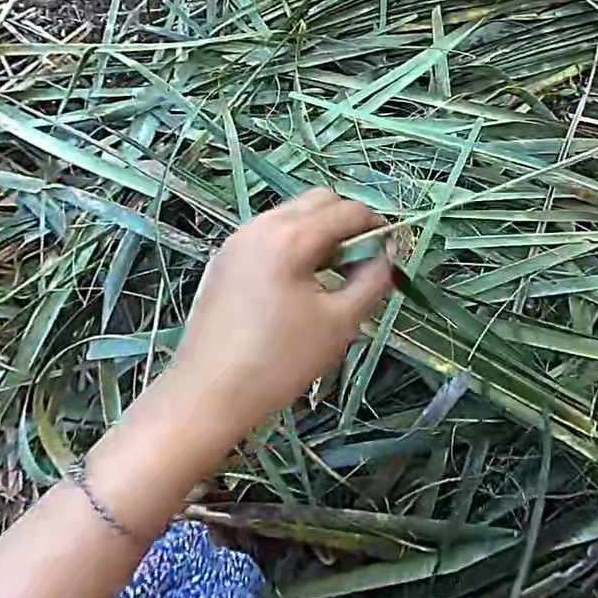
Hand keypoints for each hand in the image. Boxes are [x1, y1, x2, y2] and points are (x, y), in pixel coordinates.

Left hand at [166, 188, 392, 441]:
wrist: (207, 396)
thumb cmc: (280, 361)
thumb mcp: (340, 322)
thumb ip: (372, 279)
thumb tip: (387, 254)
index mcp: (293, 236)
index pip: (349, 211)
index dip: (378, 226)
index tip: (391, 252)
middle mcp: (263, 225)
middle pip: (320, 200)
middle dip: (348, 222)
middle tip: (361, 260)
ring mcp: (239, 238)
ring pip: (293, 213)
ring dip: (320, 230)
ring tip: (332, 273)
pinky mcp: (225, 257)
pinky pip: (270, 232)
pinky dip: (294, 241)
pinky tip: (298, 281)